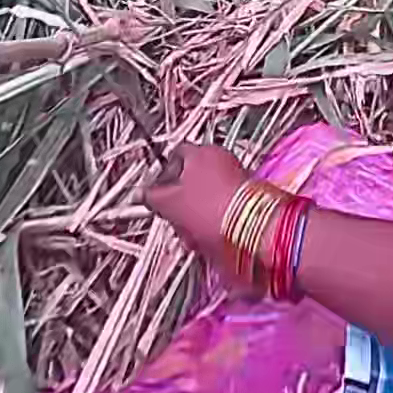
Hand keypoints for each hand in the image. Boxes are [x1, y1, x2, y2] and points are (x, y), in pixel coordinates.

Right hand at [144, 143, 251, 274]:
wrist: (253, 228)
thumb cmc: (207, 209)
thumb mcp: (171, 204)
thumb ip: (152, 197)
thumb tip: (139, 193)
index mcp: (201, 151)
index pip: (174, 156)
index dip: (162, 177)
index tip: (157, 199)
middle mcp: (220, 158)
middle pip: (189, 179)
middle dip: (179, 205)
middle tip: (176, 225)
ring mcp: (235, 176)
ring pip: (205, 197)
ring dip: (195, 218)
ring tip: (193, 240)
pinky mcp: (247, 197)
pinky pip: (222, 207)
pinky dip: (213, 222)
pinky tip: (209, 242)